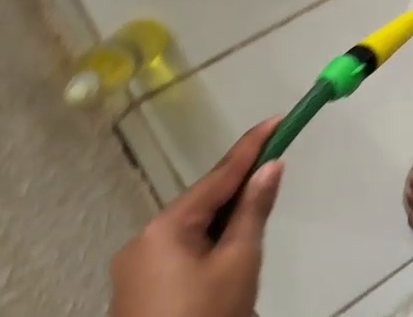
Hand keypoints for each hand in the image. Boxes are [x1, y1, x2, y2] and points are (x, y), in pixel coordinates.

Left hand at [111, 118, 284, 316]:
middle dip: (239, 187)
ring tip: (257, 219)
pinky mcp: (137, 293)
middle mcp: (142, 241)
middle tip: (275, 167)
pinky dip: (208, 243)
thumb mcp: (239, 261)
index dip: (251, 146)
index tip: (277, 118)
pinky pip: (180, 251)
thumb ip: (254, 209)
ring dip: (225, 219)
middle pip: (203, 201)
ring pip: (193, 228)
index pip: (219, 175)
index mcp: (164, 228)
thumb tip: (270, 166)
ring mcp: (134, 269)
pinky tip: (228, 252)